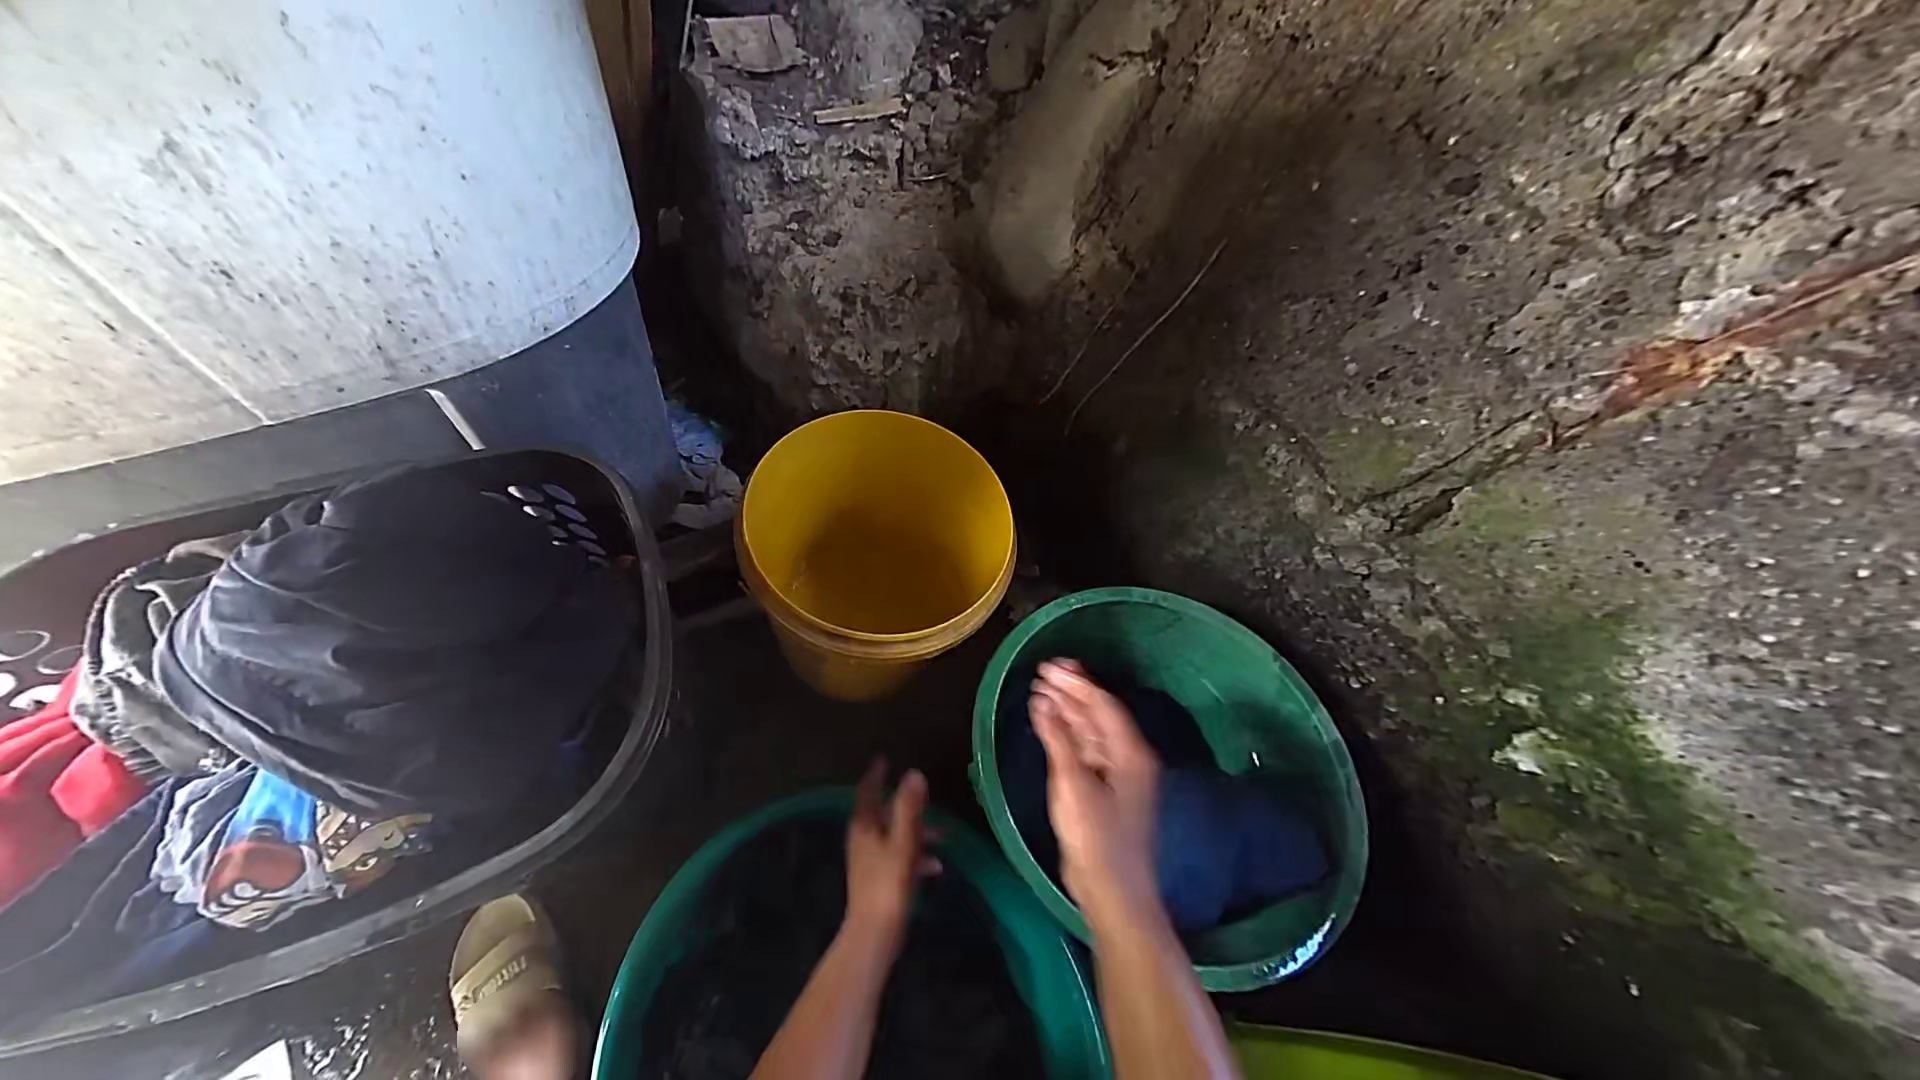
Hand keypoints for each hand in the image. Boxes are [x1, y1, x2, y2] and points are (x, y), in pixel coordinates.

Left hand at [844, 759, 937, 949]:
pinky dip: (915, 853)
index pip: (867, 790)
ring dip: (916, 830)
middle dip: (903, 803)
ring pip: (892, 834)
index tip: (883, 760)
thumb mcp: (904, 842)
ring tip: (942, 835)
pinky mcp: (877, 878)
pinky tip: (936, 866)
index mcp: (864, 825)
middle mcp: (863, 838)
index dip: (875, 774)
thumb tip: (914, 773)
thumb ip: (909, 808)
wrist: (875, 933)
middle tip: (922, 795)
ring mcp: (868, 859)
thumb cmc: (888, 883)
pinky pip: (898, 855)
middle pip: (881, 811)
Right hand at [1028, 659, 1161, 922]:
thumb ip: (1058, 739)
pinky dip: (1067, 734)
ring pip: (1091, 732)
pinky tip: (1049, 723)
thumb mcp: (1073, 785)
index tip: (1050, 666)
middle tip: (1044, 671)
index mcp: (1131, 752)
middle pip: (1099, 715)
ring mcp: (1118, 774)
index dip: (1076, 683)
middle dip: (1071, 692)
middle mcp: (1129, 757)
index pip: (1103, 706)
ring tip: (1041, 691)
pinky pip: (1086, 750)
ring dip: (1067, 711)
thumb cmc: (1095, 838)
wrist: (1112, 892)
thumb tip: (1043, 701)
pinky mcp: (1105, 789)